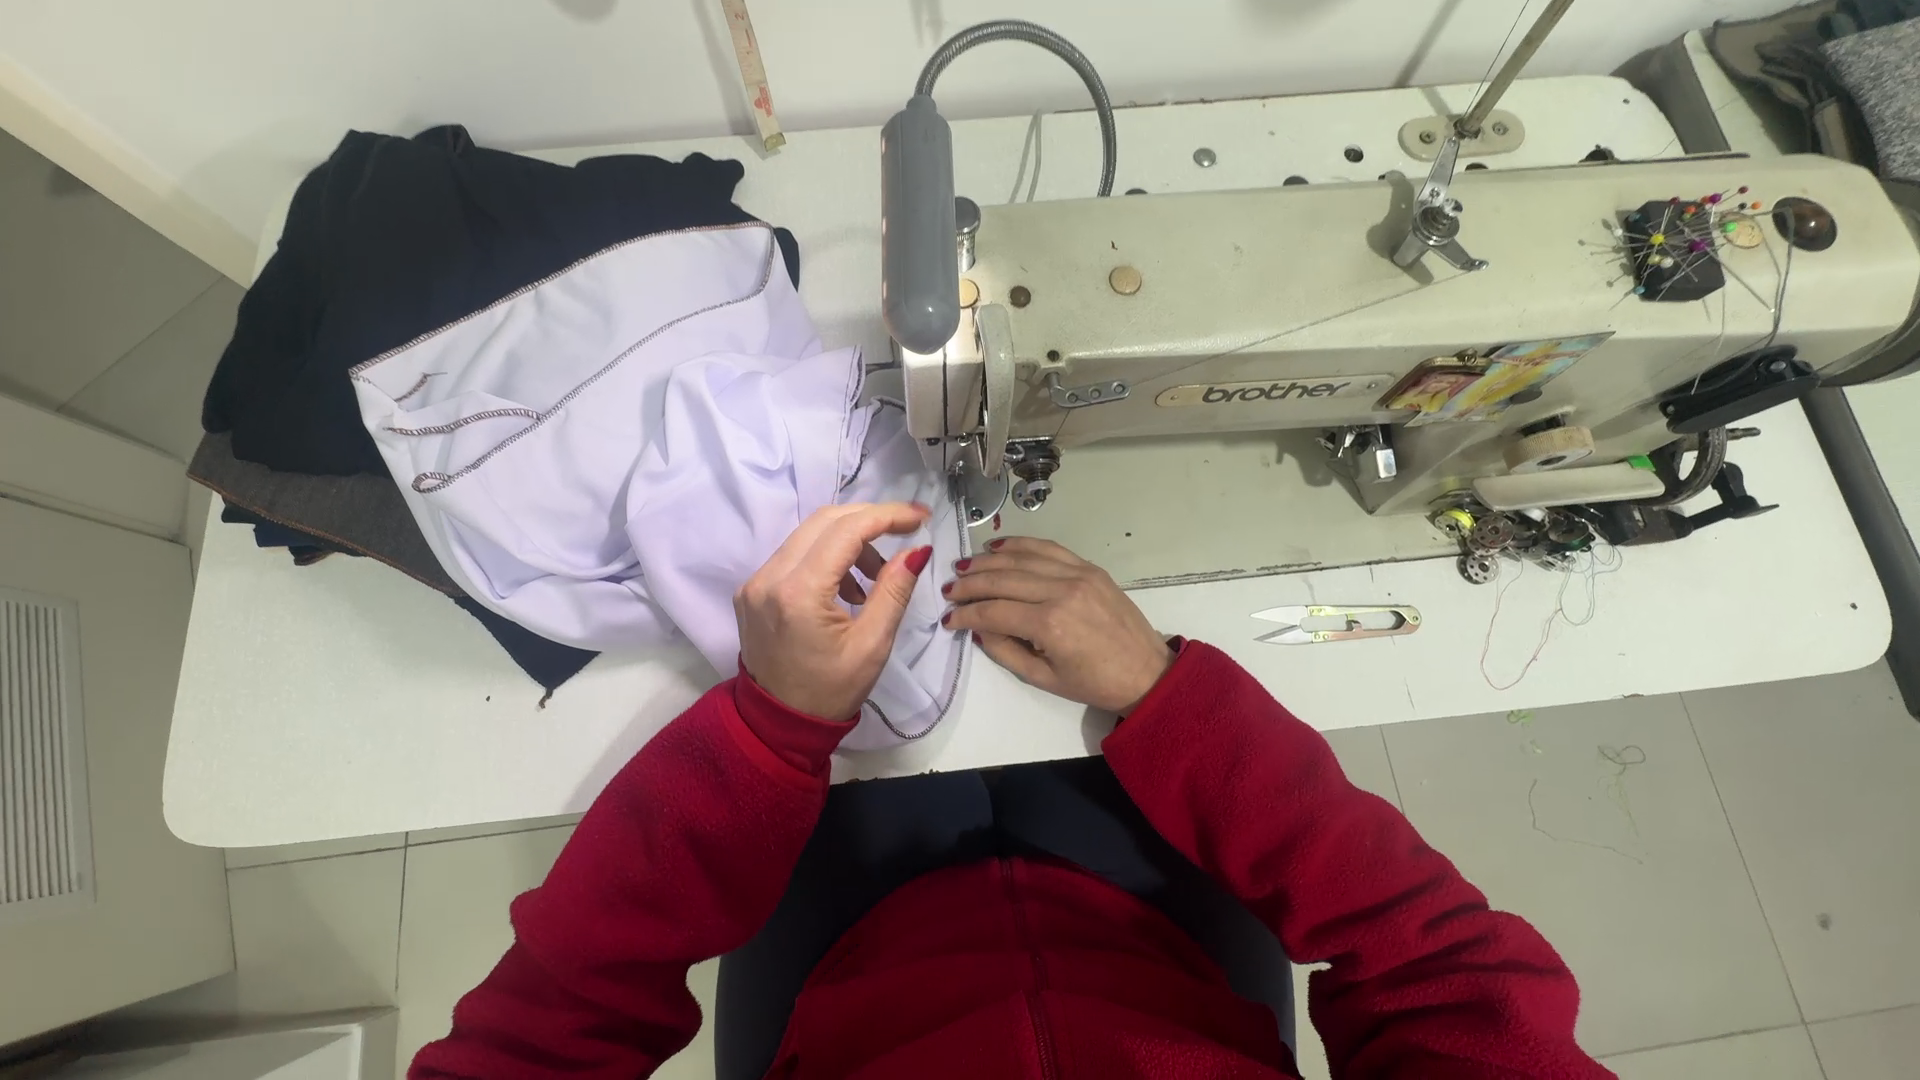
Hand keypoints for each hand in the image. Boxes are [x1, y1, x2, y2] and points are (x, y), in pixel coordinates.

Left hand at [735, 503, 933, 718]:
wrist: (778, 724)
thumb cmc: (831, 691)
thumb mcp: (872, 644)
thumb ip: (894, 589)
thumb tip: (918, 549)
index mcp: (798, 593)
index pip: (846, 530)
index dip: (888, 516)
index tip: (920, 517)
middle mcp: (768, 577)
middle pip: (824, 521)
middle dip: (870, 520)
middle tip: (907, 531)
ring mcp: (755, 582)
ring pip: (808, 534)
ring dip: (849, 539)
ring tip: (877, 574)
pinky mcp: (752, 589)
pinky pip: (794, 554)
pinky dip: (827, 556)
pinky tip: (848, 586)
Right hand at [942, 537, 1173, 712]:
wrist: (1146, 671)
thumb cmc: (1094, 683)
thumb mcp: (1043, 679)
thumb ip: (1005, 651)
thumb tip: (977, 628)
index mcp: (1049, 625)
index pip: (992, 612)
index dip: (965, 614)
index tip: (947, 618)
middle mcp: (1061, 592)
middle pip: (1002, 579)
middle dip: (969, 584)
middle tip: (947, 590)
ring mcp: (1077, 574)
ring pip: (1021, 559)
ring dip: (987, 561)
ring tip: (964, 567)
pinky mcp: (1089, 567)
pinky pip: (1048, 548)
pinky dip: (1020, 544)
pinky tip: (996, 547)